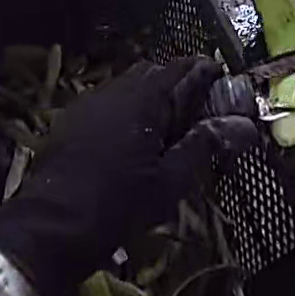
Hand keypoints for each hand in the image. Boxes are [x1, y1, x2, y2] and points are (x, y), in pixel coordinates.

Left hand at [0, 55, 261, 295]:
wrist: (50, 228)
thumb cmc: (119, 203)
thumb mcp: (171, 179)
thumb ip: (205, 144)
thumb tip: (244, 125)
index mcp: (145, 98)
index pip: (184, 67)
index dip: (207, 72)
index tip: (223, 84)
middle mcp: (116, 89)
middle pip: (155, 72)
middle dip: (178, 84)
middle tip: (196, 111)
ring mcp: (89, 102)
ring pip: (128, 86)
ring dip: (151, 97)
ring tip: (166, 128)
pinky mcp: (70, 119)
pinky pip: (107, 102)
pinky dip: (126, 111)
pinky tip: (130, 140)